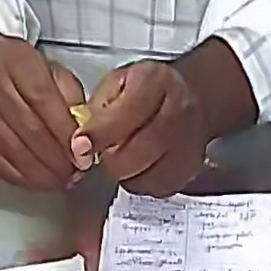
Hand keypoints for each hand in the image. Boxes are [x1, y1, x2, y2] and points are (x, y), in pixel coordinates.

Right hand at [0, 32, 83, 190]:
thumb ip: (71, 97)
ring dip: (47, 174)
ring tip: (65, 179)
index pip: (44, 101)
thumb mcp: (51, 70)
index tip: (83, 152)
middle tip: (78, 171)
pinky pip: (6, 169)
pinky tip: (45, 181)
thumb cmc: (21, 73)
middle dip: (60, 159)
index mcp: (16, 64)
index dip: (66, 132)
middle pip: (32, 132)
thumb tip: (84, 134)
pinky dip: (30, 181)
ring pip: (20, 155)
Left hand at [74, 59, 212, 195]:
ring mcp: (186, 145)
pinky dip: (138, 181)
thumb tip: (81, 142)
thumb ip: (98, 110)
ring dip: (124, 172)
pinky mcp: (186, 172)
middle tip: (98, 157)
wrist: (190, 100)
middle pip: (137, 151)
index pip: (126, 113)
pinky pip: (153, 188)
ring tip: (122, 156)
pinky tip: (138, 166)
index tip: (80, 147)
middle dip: (110, 160)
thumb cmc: (148, 93)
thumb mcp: (118, 84)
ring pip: (144, 175)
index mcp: (156, 82)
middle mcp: (177, 112)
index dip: (100, 134)